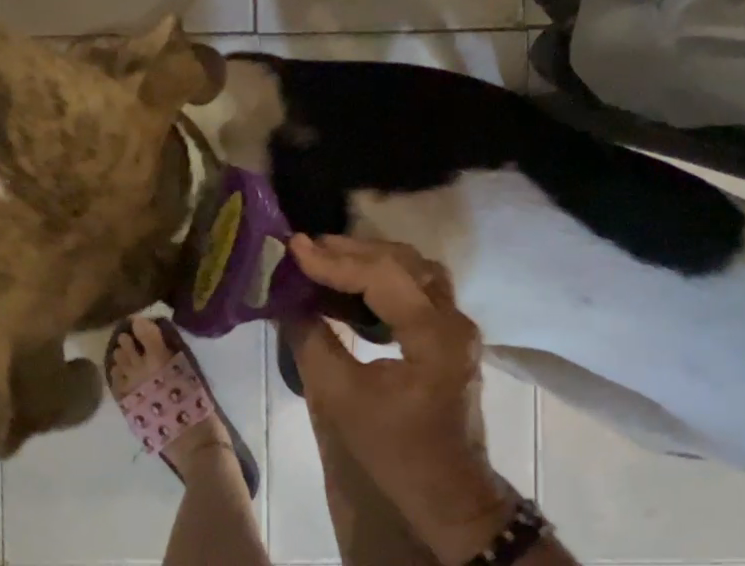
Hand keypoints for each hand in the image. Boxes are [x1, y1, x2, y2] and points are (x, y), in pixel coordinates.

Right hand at [281, 234, 512, 554]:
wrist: (449, 496)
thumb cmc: (396, 450)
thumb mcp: (342, 398)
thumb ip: (312, 341)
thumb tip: (287, 301)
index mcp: (434, 335)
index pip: (381, 275)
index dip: (333, 260)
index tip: (293, 248)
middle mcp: (453, 320)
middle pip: (402, 261)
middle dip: (350, 250)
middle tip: (306, 248)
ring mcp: (457, 326)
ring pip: (413, 269)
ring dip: (370, 259)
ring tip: (326, 259)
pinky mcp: (450, 335)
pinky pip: (417, 287)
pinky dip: (383, 277)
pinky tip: (351, 286)